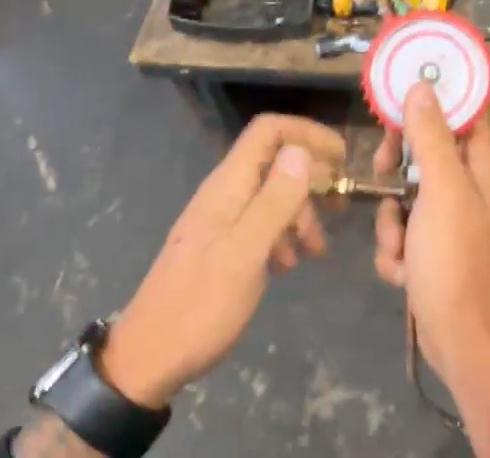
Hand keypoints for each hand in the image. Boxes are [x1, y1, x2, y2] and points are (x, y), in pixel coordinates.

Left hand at [99, 115, 344, 407]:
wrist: (148, 358)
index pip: (269, 130)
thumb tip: (301, 150)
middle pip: (275, 160)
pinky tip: (290, 264)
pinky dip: (283, 235)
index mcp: (228, 185)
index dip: (307, 133)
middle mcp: (224, 193)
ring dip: (301, 212)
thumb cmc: (200, 305)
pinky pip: (261, 223)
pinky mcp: (221, 246)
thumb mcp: (245, 253)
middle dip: (312, 176)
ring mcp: (221, 220)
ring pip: (271, 194)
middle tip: (341, 204)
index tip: (341, 158)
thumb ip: (275, 200)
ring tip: (316, 249)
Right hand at [372, 84, 489, 377]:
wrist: (461, 339)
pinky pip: (399, 236)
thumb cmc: (456, 258)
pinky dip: (395, 253)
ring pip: (402, 199)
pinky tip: (403, 274)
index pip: (461, 114)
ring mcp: (446, 223)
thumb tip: (421, 86)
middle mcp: (464, 189)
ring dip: (391, 223)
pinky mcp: (429, 254)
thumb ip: (431, 137)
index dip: (433, 101)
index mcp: (478, 167)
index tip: (399, 97)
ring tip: (402, 247)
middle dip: (396, 167)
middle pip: (423, 153)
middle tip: (383, 170)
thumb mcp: (441, 190)